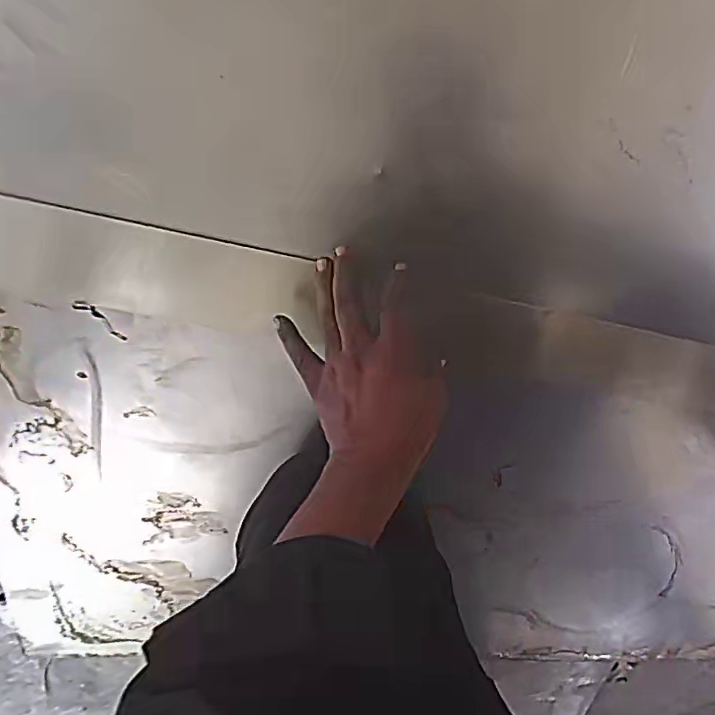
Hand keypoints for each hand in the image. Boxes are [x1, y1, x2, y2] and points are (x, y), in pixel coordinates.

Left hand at [273, 248, 445, 544]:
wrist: (370, 462)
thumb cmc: (406, 434)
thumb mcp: (434, 400)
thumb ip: (433, 373)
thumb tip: (435, 358)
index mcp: (393, 352)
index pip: (396, 307)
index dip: (397, 286)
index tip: (399, 271)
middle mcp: (361, 351)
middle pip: (353, 303)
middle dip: (350, 274)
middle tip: (345, 253)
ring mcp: (337, 365)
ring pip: (328, 319)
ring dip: (325, 290)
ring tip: (321, 266)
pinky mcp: (320, 383)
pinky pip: (301, 356)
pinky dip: (290, 337)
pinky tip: (280, 321)